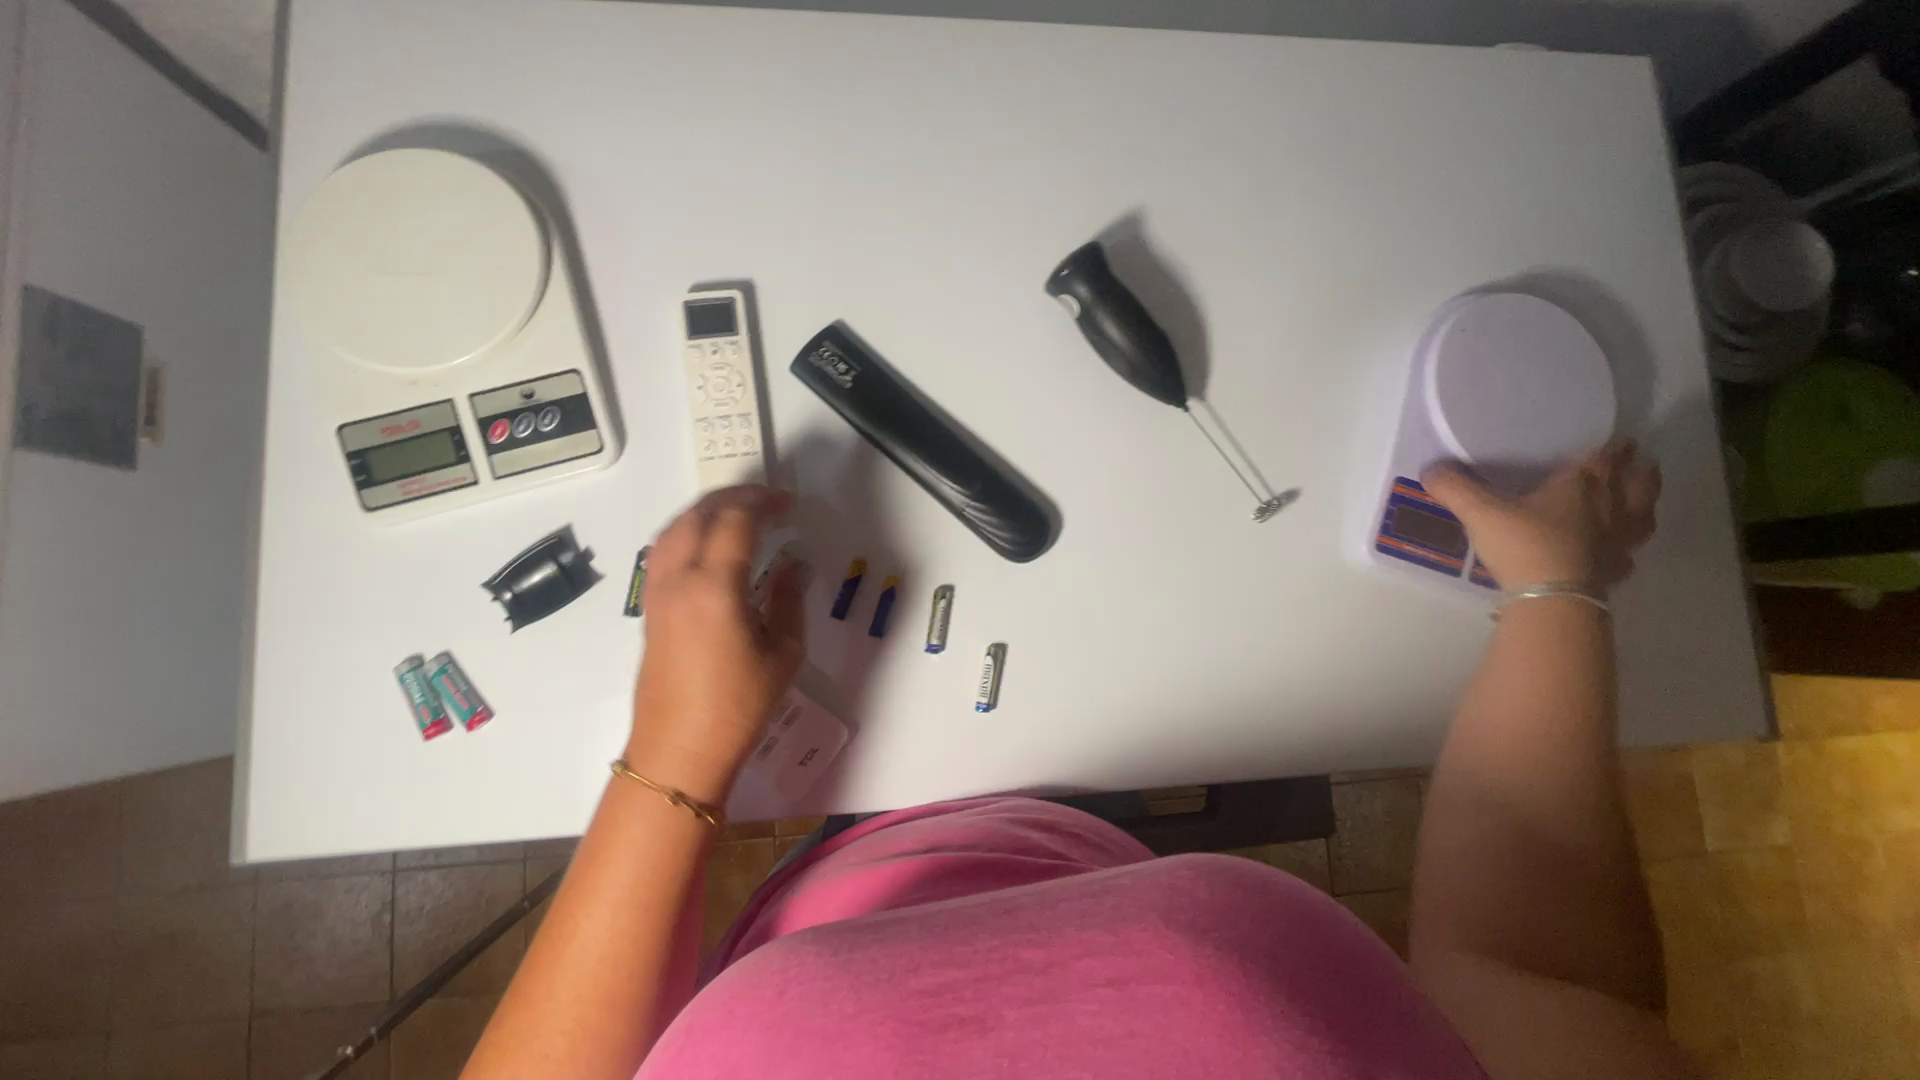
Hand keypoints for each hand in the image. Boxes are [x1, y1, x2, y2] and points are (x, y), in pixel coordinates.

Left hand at [627, 485, 806, 803]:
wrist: (679, 750)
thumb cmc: (739, 706)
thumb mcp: (783, 653)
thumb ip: (789, 599)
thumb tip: (794, 564)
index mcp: (716, 587)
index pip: (736, 522)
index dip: (764, 503)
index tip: (788, 502)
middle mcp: (679, 580)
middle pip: (699, 515)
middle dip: (732, 496)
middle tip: (766, 498)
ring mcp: (658, 593)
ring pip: (673, 528)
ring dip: (705, 509)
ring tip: (737, 511)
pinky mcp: (650, 609)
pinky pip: (662, 550)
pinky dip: (686, 531)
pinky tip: (707, 542)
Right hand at [1421, 439, 1660, 593]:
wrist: (1552, 597)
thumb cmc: (1523, 544)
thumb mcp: (1479, 511)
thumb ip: (1455, 488)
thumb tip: (1430, 468)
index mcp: (1581, 485)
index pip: (1604, 458)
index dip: (1612, 447)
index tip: (1620, 439)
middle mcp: (1609, 508)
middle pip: (1636, 484)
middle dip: (1638, 471)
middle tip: (1639, 463)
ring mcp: (1617, 542)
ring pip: (1642, 517)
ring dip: (1644, 505)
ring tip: (1639, 501)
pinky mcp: (1615, 572)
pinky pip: (1627, 555)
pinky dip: (1626, 549)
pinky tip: (1616, 553)